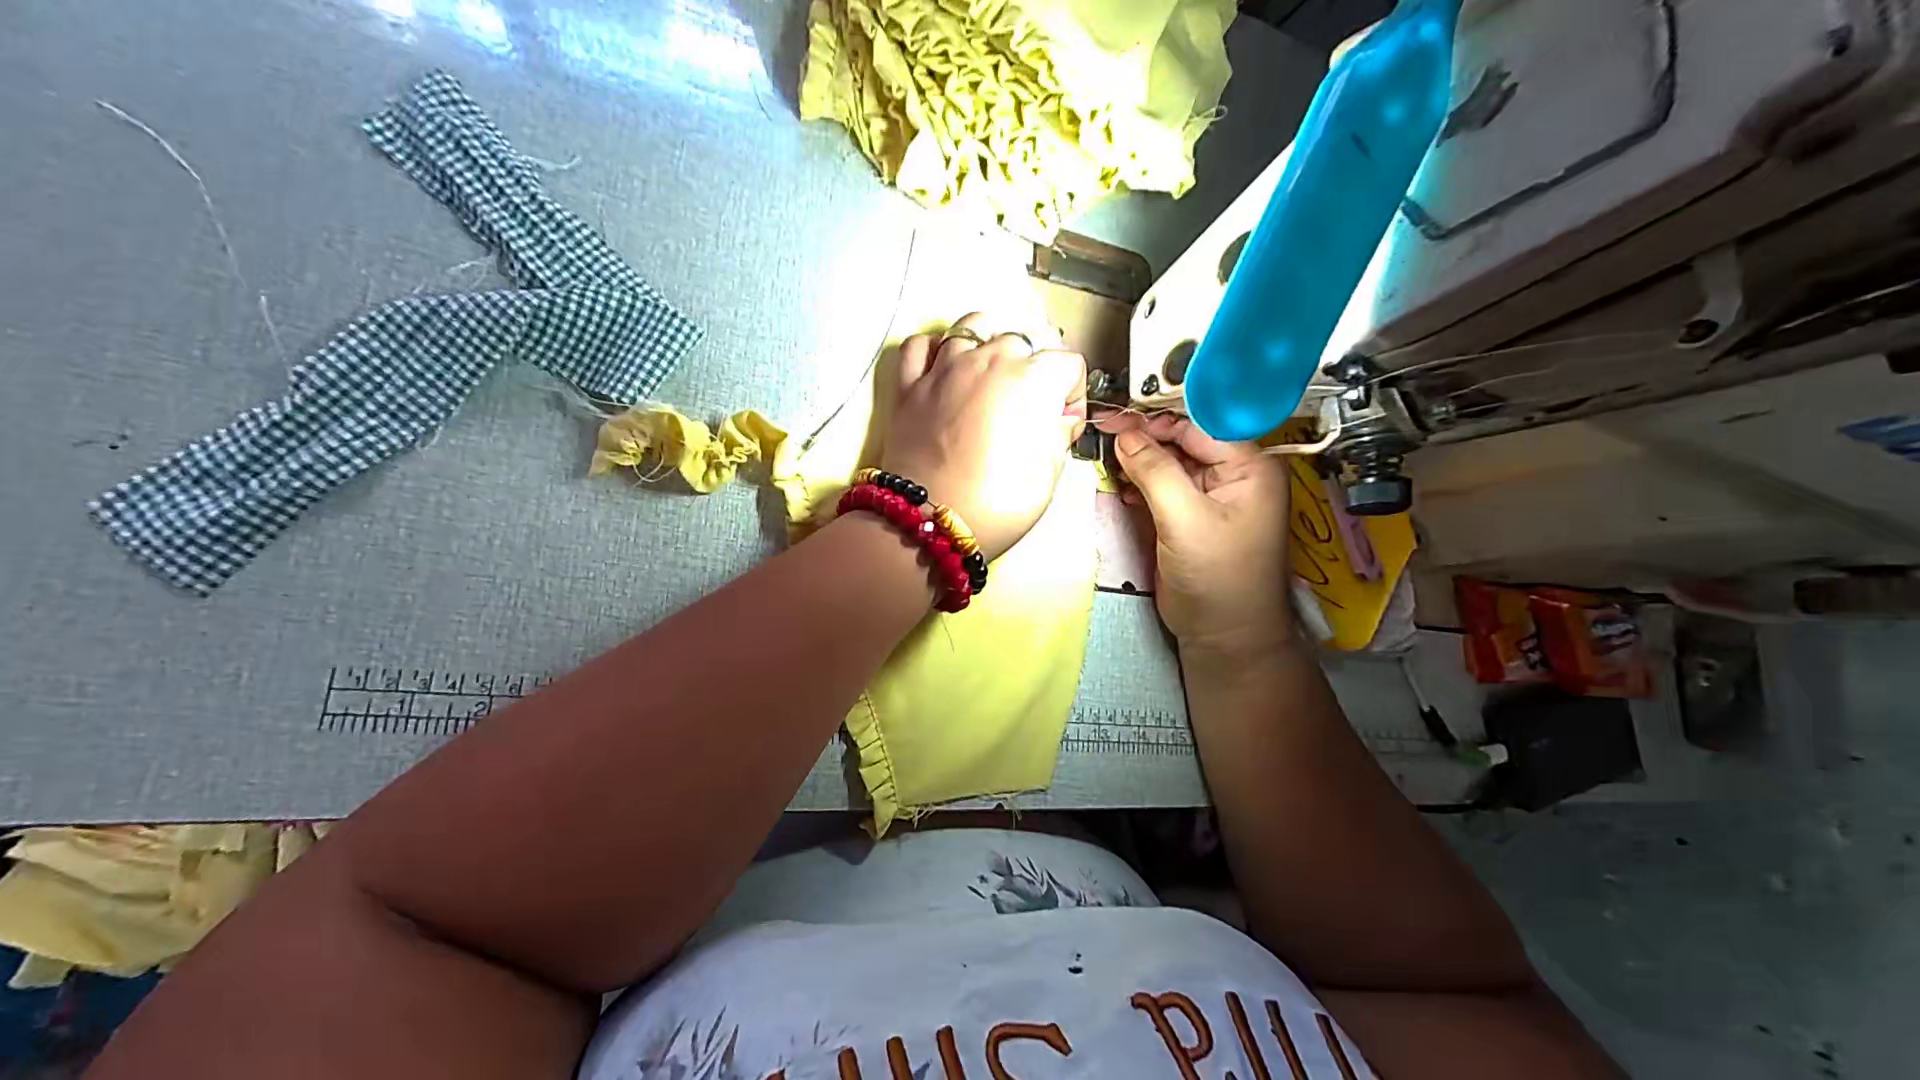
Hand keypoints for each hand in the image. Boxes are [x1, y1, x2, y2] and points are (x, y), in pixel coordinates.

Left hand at [880, 312, 1087, 560]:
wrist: (933, 520)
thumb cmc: (998, 503)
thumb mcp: (1049, 475)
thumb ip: (1059, 435)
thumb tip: (1059, 421)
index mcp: (1032, 379)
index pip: (1068, 364)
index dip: (1072, 394)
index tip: (1064, 421)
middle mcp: (989, 360)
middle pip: (1021, 342)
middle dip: (1031, 369)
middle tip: (1027, 407)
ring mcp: (945, 369)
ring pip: (971, 327)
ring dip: (986, 343)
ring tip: (989, 372)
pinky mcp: (910, 385)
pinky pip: (919, 346)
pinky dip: (932, 350)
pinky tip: (942, 368)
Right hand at [1096, 410, 1292, 658]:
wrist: (1223, 636)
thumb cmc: (1222, 582)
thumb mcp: (1186, 520)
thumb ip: (1155, 473)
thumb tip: (1127, 437)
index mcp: (1249, 468)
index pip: (1199, 425)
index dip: (1157, 419)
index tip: (1118, 418)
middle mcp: (1233, 476)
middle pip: (1182, 440)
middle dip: (1144, 438)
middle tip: (1107, 434)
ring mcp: (1209, 497)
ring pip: (1168, 462)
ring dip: (1139, 461)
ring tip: (1112, 460)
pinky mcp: (1189, 516)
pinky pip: (1162, 487)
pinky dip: (1140, 484)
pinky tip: (1124, 486)